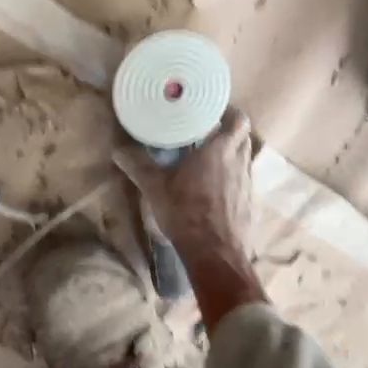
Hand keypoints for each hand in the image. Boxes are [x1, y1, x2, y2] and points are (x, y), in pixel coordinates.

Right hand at [116, 109, 266, 329]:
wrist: (216, 255)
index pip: (238, 120)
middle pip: (243, 138)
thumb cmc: (187, 213)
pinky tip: (215, 192)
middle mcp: (239, 163)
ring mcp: (248, 185)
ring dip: (231, 157)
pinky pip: (243, 184)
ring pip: (244, 161)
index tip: (213, 113)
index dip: (230, 113)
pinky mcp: (250, 205)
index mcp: (221, 150)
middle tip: (207, 134)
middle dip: (229, 133)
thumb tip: (118, 150)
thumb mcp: (156, 188)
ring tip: (208, 161)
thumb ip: (138, 165)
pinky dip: (232, 181)